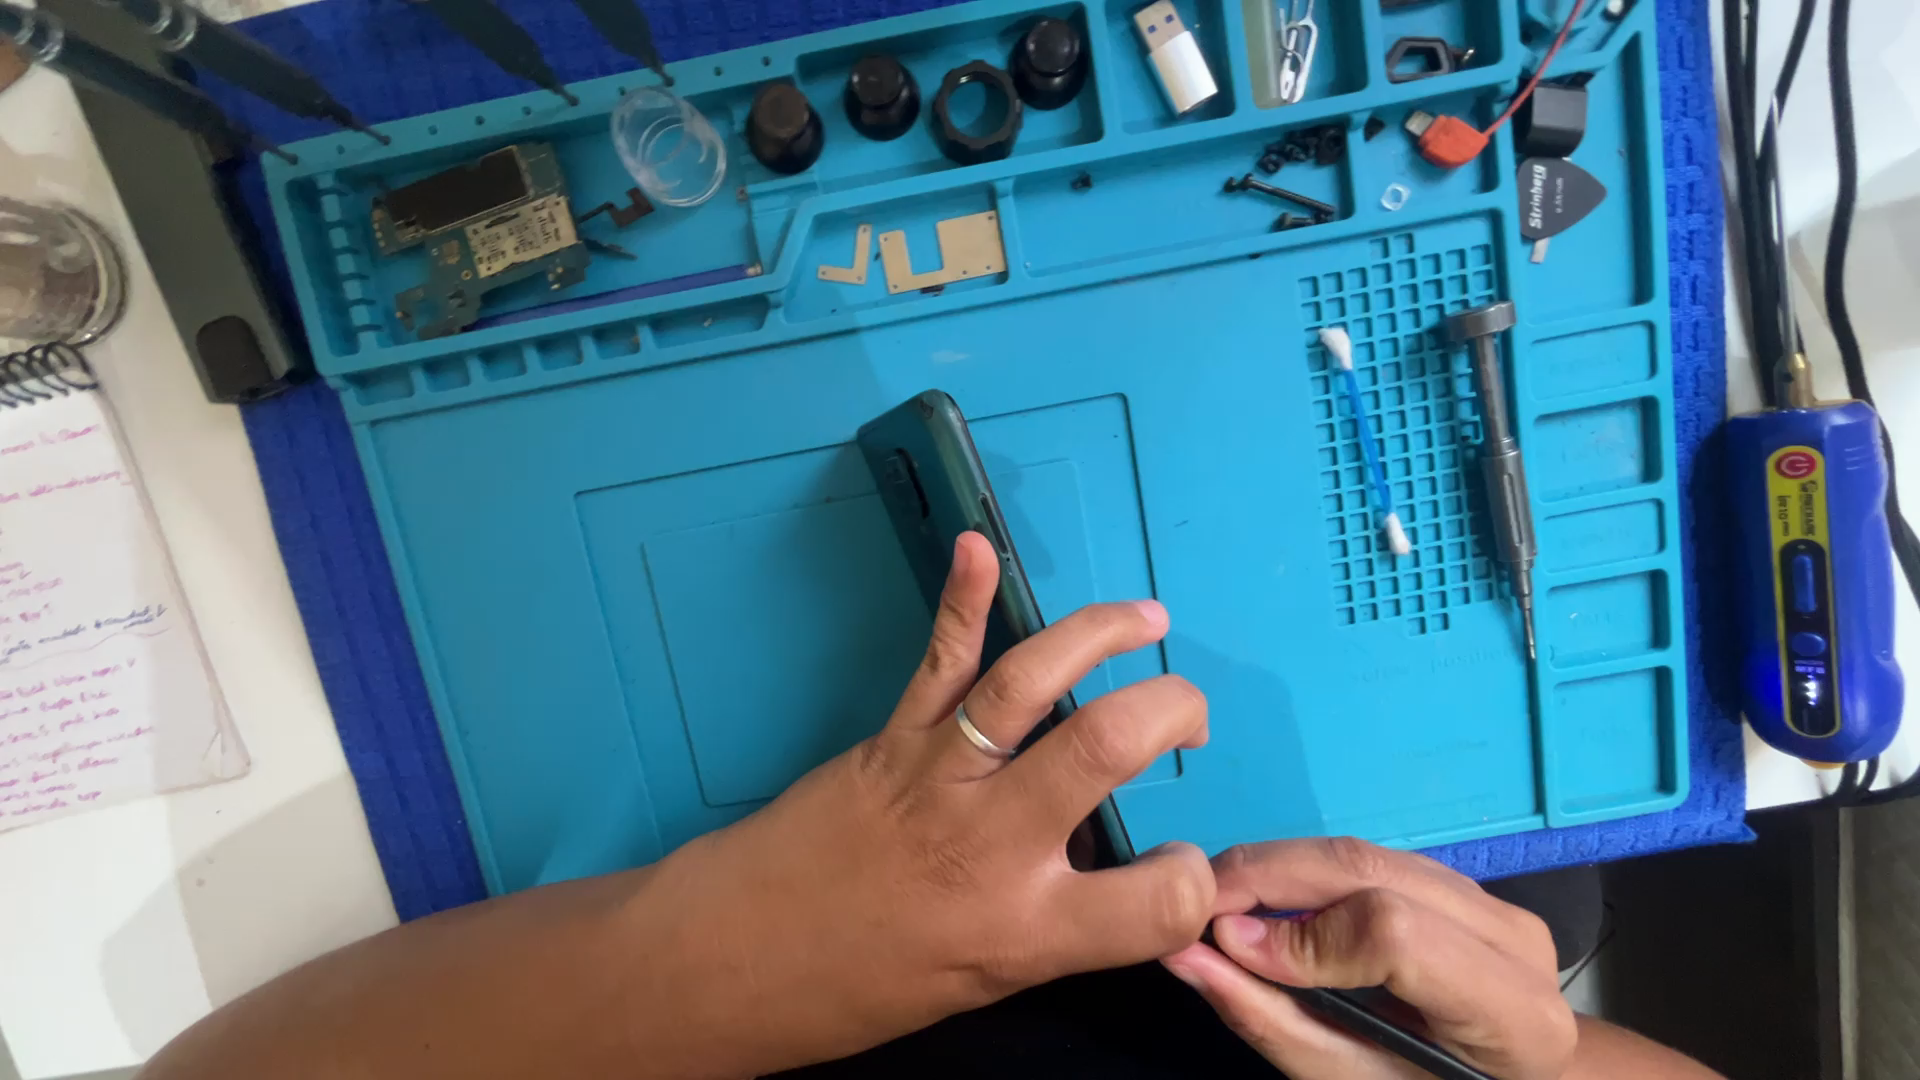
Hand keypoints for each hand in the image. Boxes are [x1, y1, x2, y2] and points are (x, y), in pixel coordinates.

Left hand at [655, 532, 1212, 1071]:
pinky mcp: (896, 734)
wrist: (741, 952)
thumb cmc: (865, 984)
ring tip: (1147, 618)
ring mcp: (940, 772)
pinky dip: (962, 598)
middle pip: (1105, 746)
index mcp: (1024, 929)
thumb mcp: (984, 982)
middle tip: (1188, 716)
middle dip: (1169, 711)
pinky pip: (939, 660)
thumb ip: (1062, 922)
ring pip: (1029, 681)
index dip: (1192, 879)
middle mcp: (992, 839)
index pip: (1156, 901)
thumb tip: (1117, 863)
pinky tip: (978, 547)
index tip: (1182, 865)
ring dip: (1099, 635)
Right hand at [1161, 838, 1577, 1079]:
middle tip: (1193, 900)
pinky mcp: (1441, 873)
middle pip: (1360, 869)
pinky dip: (1293, 870)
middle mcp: (1504, 931)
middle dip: (1260, 874)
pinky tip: (1262, 896)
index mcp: (1510, 1009)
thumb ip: (1269, 1018)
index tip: (1225, 946)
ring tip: (1220, 899)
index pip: (1393, 933)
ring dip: (1269, 867)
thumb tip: (1183, 954)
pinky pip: (1352, 855)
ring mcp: (1477, 892)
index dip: (1300, 935)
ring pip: (1348, 851)